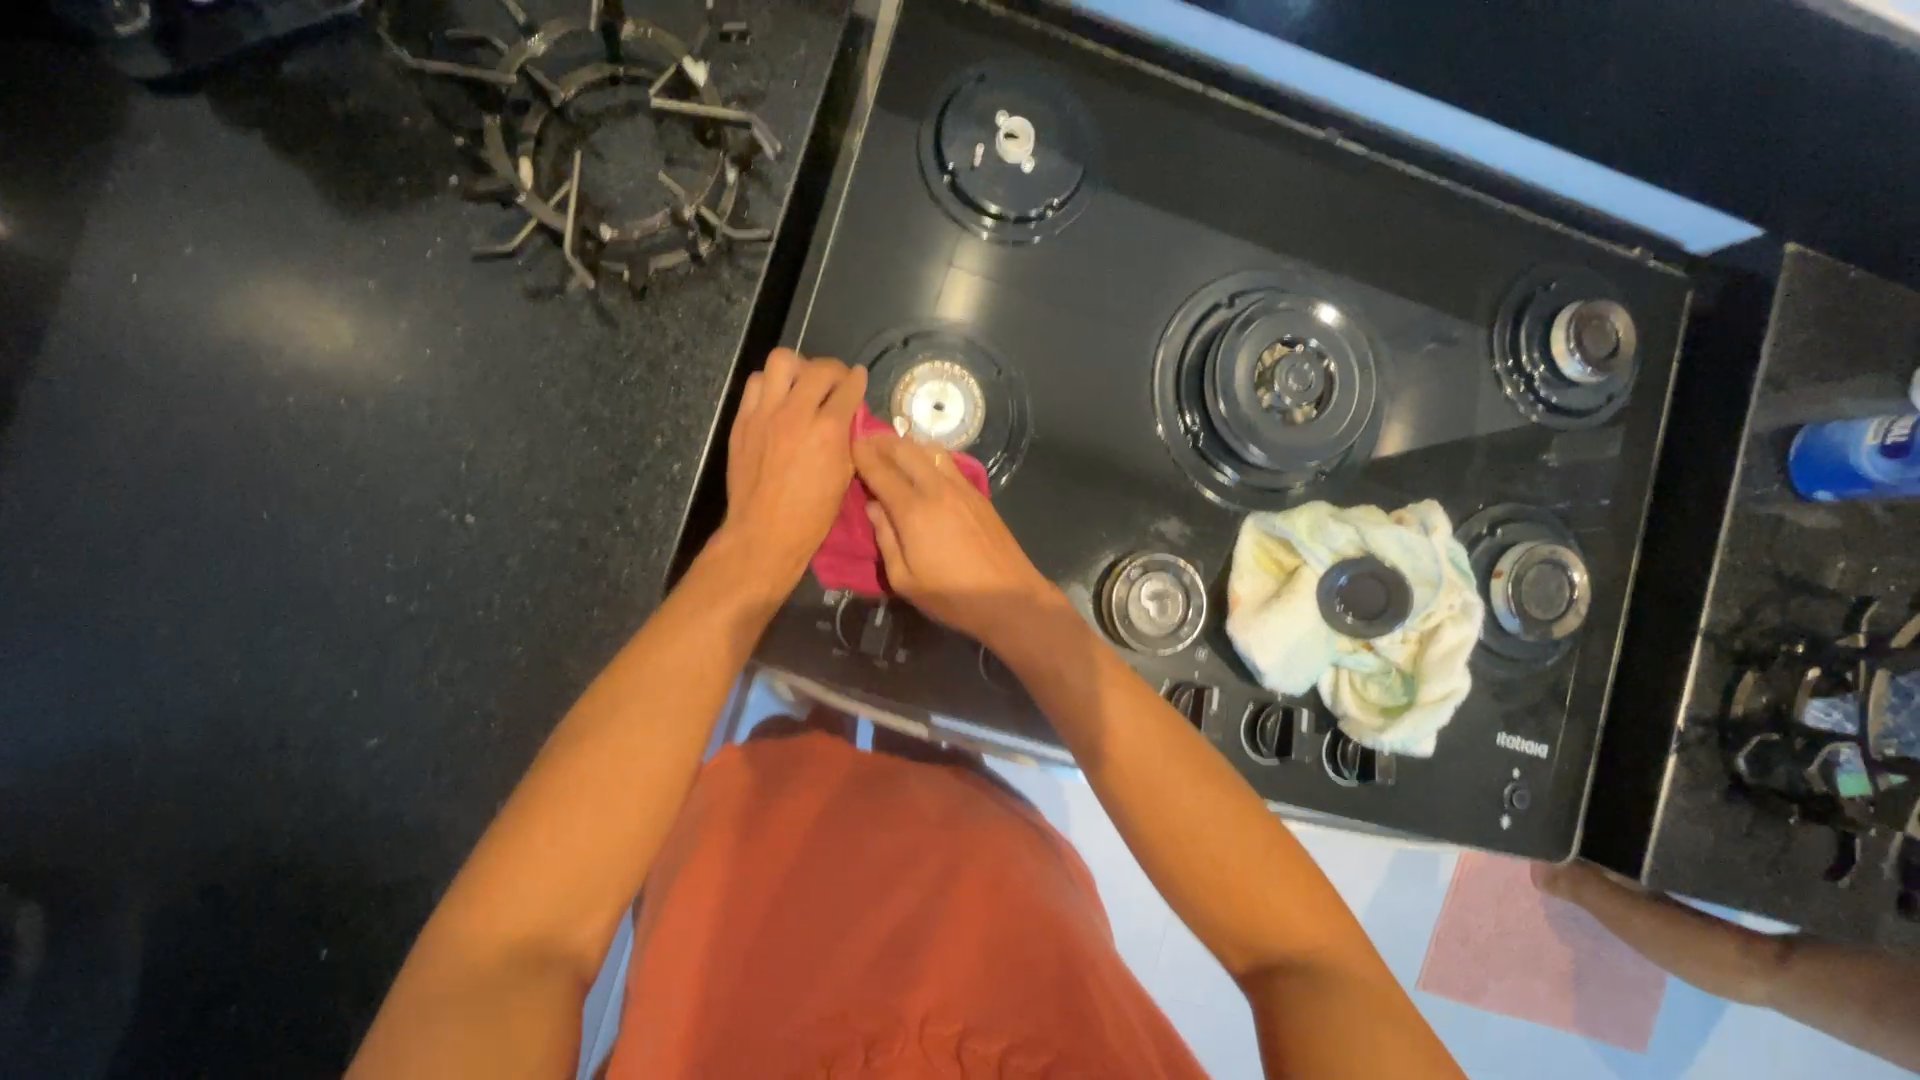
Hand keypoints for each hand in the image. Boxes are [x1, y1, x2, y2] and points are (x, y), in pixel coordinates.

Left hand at [716, 348, 866, 593]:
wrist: (765, 532)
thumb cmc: (812, 514)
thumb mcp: (844, 476)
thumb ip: (849, 439)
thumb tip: (851, 417)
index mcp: (827, 430)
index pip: (848, 388)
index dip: (858, 380)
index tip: (859, 378)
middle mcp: (796, 413)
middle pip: (819, 368)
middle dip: (834, 371)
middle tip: (835, 383)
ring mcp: (765, 414)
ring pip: (781, 362)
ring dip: (798, 369)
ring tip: (802, 385)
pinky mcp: (742, 421)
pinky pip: (756, 383)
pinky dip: (771, 385)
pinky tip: (778, 400)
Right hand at [851, 432, 1065, 644]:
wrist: (1009, 597)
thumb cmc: (952, 597)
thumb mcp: (904, 579)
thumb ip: (885, 538)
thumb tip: (873, 506)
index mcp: (913, 511)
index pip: (880, 470)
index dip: (860, 454)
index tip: (847, 444)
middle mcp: (937, 489)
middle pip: (905, 449)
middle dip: (881, 441)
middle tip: (864, 441)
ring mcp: (961, 488)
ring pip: (929, 449)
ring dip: (907, 444)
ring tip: (891, 449)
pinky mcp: (978, 494)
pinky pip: (947, 462)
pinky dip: (928, 455)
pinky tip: (922, 464)